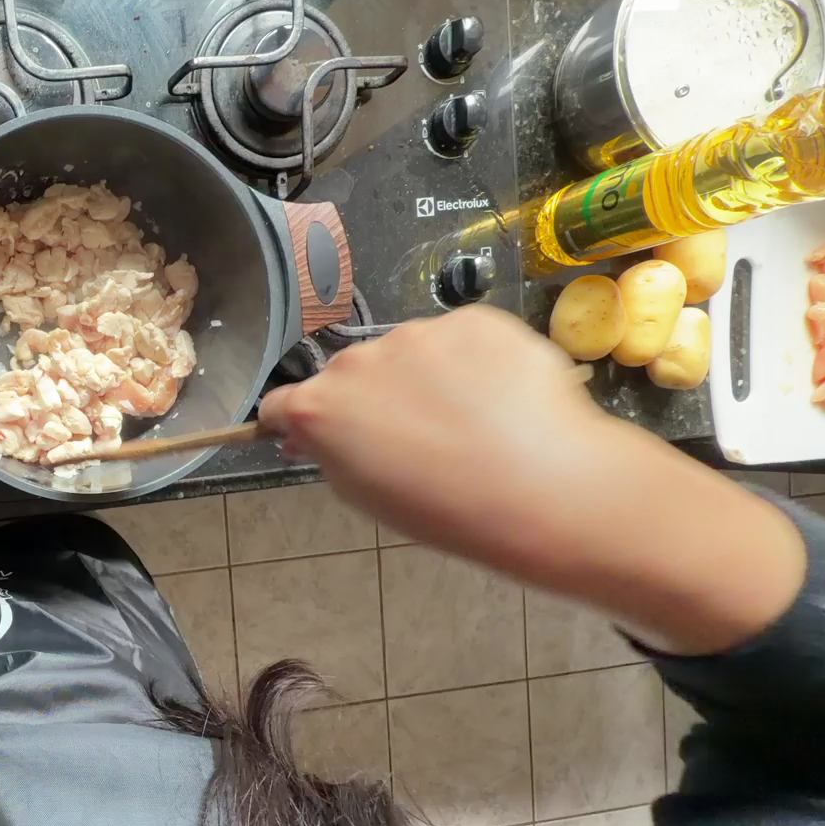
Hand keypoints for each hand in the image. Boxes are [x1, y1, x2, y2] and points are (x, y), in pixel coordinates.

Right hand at [259, 305, 803, 654]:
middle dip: (363, 397)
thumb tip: (311, 435)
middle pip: (345, 375)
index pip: (280, 404)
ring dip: (416, 375)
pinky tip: (495, 395)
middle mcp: (354, 360)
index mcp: (317, 406)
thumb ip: (326, 453)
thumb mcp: (359, 493)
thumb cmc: (439, 508)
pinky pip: (455, 338)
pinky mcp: (472, 318)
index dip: (294, 423)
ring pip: (403, 353)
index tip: (315, 438)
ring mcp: (414, 333)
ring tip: (463, 415)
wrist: (543, 488)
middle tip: (406, 434)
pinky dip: (466, 360)